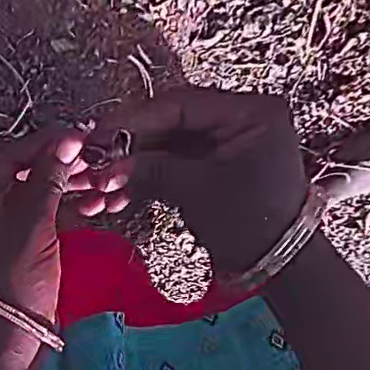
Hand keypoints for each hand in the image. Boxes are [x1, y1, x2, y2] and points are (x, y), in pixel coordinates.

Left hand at [0, 124, 95, 323]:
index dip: (43, 144)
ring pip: (35, 196)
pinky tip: (98, 205)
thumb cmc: (17, 278)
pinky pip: (40, 217)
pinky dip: (66, 210)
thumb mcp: (34, 224)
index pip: (6, 158)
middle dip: (61, 166)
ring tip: (106, 183)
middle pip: (22, 175)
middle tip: (98, 158)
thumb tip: (67, 140)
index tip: (80, 135)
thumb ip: (48, 178)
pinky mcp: (16, 245)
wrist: (14, 335)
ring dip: (70, 188)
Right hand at [87, 88, 307, 274]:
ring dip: (126, 165)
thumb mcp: (198, 190)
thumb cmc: (253, 222)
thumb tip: (106, 164)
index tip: (98, 135)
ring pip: (158, 146)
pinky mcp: (204, 167)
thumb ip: (151, 169)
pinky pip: (164, 164)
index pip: (178, 104)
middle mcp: (235, 122)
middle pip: (164, 123)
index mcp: (249, 113)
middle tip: (92, 158)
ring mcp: (218, 145)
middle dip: (125, 145)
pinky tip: (112, 196)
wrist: (277, 264)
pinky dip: (138, 179)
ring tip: (96, 183)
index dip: (132, 120)